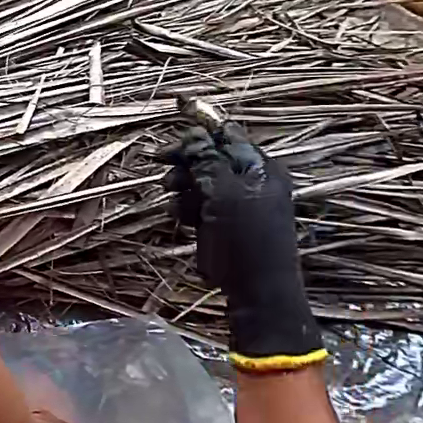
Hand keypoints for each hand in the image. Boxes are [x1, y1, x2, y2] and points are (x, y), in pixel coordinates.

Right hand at [161, 124, 324, 372]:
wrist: (255, 289)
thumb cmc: (245, 237)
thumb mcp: (225, 192)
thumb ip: (207, 160)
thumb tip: (192, 134)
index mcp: (259, 167)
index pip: (225, 136)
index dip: (197, 133)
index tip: (170, 137)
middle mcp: (247, 180)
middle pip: (207, 157)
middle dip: (184, 162)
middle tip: (163, 167)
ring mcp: (232, 201)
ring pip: (196, 179)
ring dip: (181, 186)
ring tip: (174, 198)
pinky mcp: (218, 220)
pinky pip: (195, 202)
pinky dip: (184, 206)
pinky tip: (182, 217)